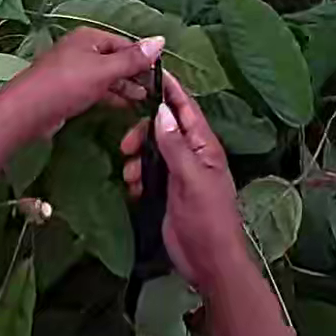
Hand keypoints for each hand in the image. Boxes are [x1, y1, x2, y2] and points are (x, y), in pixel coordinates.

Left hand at [0, 27, 163, 140]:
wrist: (26, 112)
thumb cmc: (66, 84)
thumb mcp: (104, 71)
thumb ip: (132, 59)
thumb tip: (161, 40)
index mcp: (91, 37)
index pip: (126, 44)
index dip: (144, 58)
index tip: (162, 75)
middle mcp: (83, 49)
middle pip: (117, 58)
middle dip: (136, 73)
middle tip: (157, 90)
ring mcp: (75, 70)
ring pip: (108, 75)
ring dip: (126, 86)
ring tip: (146, 99)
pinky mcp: (70, 90)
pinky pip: (98, 88)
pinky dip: (113, 94)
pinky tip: (126, 105)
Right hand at [119, 71, 250, 288]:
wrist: (210, 264)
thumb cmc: (207, 218)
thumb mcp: (191, 179)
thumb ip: (175, 145)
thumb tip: (162, 110)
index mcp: (204, 144)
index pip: (185, 107)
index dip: (170, 88)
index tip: (150, 72)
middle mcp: (192, 152)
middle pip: (163, 126)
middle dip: (143, 131)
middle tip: (126, 145)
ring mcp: (180, 171)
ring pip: (153, 149)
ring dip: (137, 157)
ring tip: (129, 175)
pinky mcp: (168, 190)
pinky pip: (148, 172)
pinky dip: (138, 176)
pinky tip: (133, 189)